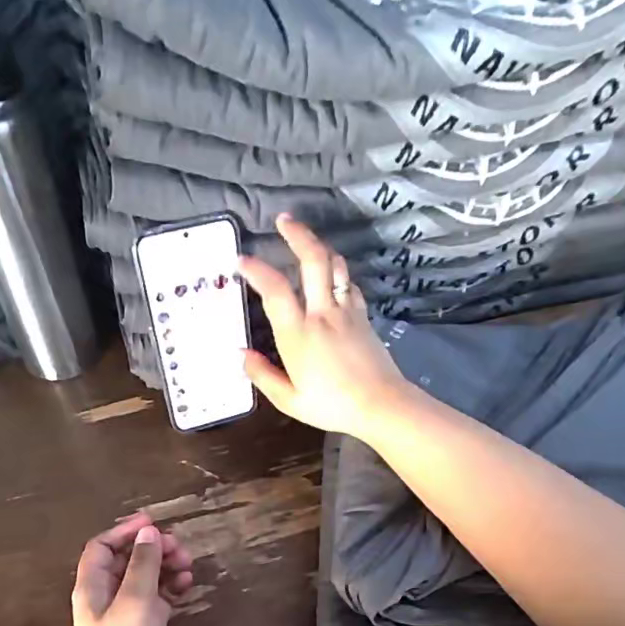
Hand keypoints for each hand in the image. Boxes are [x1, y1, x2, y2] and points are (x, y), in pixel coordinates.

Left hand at [70, 514, 194, 625]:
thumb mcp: (136, 601)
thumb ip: (143, 564)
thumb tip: (148, 532)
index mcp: (92, 589)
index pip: (101, 547)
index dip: (124, 531)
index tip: (154, 523)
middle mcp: (106, 598)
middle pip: (126, 560)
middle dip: (151, 548)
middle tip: (179, 547)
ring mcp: (126, 614)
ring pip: (145, 577)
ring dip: (164, 565)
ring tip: (188, 565)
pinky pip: (157, 597)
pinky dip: (171, 586)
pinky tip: (187, 585)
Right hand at [240, 214, 415, 439]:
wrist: (382, 405)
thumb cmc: (333, 406)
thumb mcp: (290, 400)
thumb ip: (263, 375)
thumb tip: (242, 354)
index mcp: (298, 334)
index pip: (274, 290)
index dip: (256, 269)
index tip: (242, 260)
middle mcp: (322, 314)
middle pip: (312, 260)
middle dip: (297, 234)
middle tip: (283, 220)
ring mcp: (347, 312)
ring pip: (335, 265)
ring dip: (319, 246)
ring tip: (306, 239)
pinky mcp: (363, 317)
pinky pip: (350, 285)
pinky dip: (338, 273)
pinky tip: (333, 277)